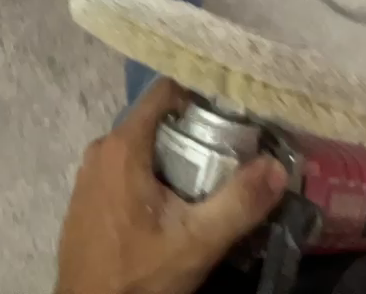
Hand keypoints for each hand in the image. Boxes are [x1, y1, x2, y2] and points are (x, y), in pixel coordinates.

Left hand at [56, 78, 287, 293]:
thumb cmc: (138, 276)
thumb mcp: (196, 242)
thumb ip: (239, 202)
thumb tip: (277, 167)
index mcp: (123, 144)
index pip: (165, 90)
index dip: (200, 95)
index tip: (231, 112)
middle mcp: (102, 148)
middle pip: (157, 119)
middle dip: (193, 130)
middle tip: (229, 151)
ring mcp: (90, 173)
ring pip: (142, 144)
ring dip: (173, 154)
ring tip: (209, 175)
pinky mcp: (87, 196)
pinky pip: (125, 166)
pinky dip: (152, 173)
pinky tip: (175, 200)